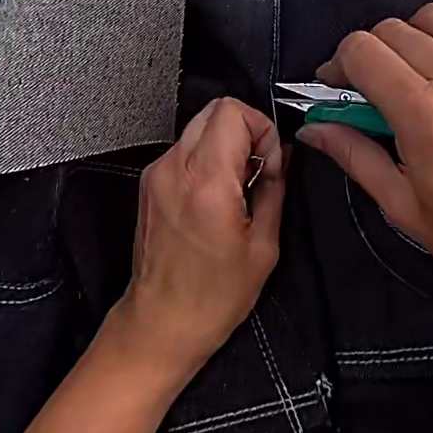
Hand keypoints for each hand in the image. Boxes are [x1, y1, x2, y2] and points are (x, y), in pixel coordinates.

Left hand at [108, 98, 288, 374]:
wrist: (160, 324)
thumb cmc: (212, 297)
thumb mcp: (263, 245)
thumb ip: (274, 187)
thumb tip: (283, 155)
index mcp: (207, 183)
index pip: (233, 112)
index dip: (261, 128)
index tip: (269, 161)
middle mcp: (175, 169)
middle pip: (216, 108)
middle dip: (245, 129)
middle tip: (257, 166)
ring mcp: (157, 172)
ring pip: (200, 123)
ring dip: (226, 141)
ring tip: (238, 182)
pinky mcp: (150, 181)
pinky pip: (186, 145)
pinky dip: (207, 154)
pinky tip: (216, 191)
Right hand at [297, 3, 432, 349]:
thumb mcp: (410, 212)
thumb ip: (357, 157)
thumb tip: (314, 130)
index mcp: (427, 113)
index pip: (362, 49)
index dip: (338, 64)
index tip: (337, 89)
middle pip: (395, 27)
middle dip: (372, 53)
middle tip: (374, 92)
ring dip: (414, 42)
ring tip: (419, 84)